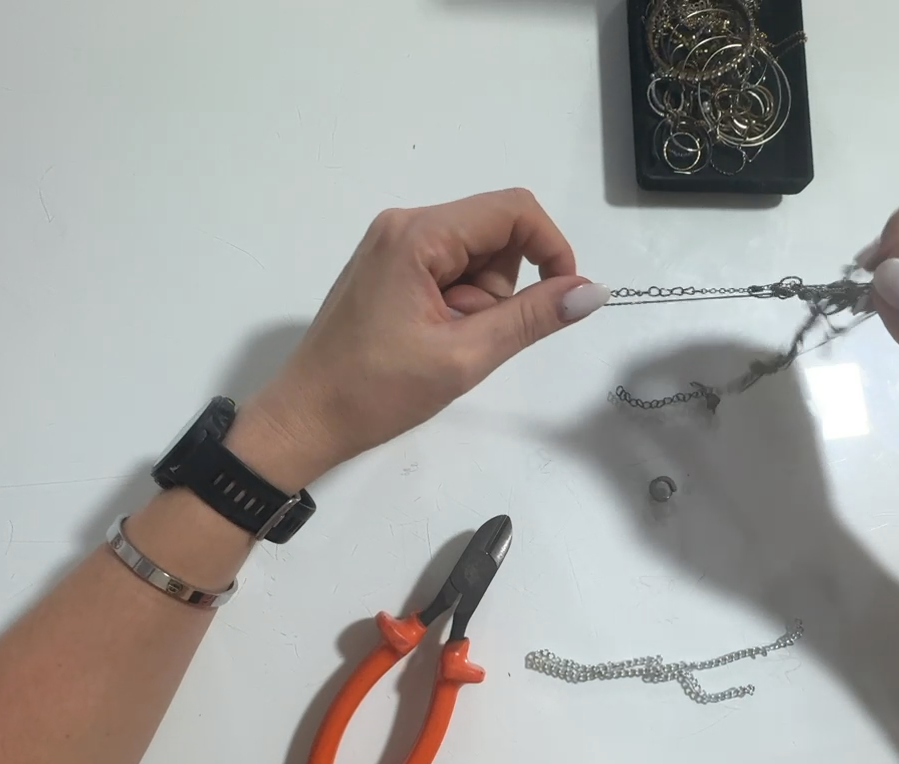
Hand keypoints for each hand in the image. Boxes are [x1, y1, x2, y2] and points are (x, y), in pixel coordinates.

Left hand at [227, 189, 609, 488]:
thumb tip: (591, 292)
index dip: (552, 248)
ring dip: (479, 305)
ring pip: (473, 260)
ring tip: (445, 348)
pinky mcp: (388, 274)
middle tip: (471, 341)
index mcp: (418, 235)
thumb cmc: (376, 392)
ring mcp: (392, 249)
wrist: (306, 419)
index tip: (562, 299)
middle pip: (493, 236)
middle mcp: (403, 226)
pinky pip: (447, 276)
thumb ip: (531, 320)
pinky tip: (432, 344)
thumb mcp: (463, 358)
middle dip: (503, 290)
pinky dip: (457, 310)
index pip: (512, 210)